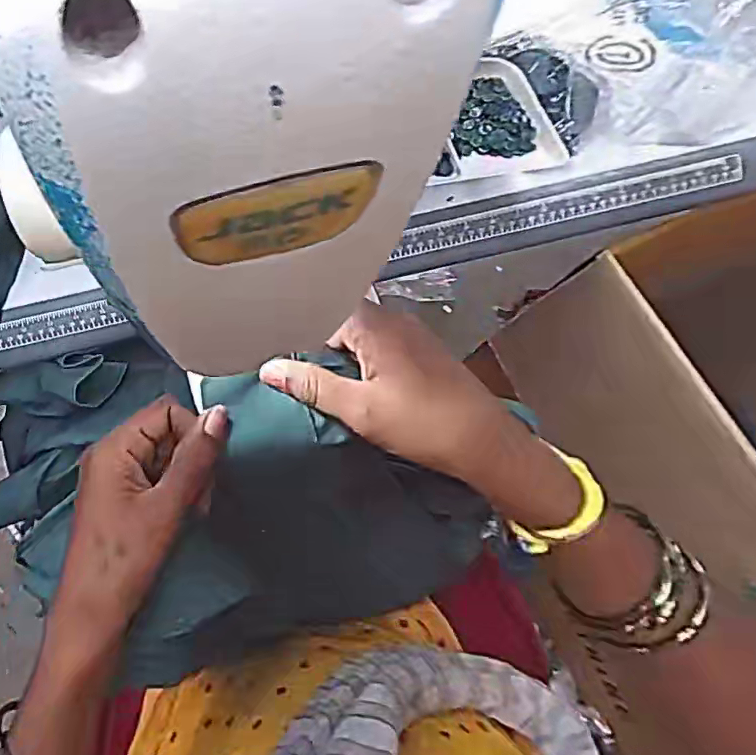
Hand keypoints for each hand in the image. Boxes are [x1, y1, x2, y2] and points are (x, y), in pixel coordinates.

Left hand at [51, 397, 228, 651]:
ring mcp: (115, 478)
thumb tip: (221, 414)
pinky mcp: (122, 499)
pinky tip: (181, 518)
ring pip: (166, 457)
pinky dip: (176, 493)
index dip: (193, 432)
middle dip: (192, 459)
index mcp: (112, 447)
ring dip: (187, 479)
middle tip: (199, 498)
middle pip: (166, 431)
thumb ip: (195, 459)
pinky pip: (157, 478)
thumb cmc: (124, 563)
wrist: (92, 618)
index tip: (207, 470)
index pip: (165, 410)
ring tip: (190, 512)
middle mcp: (110, 454)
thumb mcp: (166, 507)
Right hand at [259, 300, 580, 526]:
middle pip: (341, 321)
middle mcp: (395, 320)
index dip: (298, 330)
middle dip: (317, 344)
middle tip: (293, 369)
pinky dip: (362, 361)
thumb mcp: (359, 409)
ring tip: (320, 380)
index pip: (322, 310)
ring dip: (341, 355)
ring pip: (361, 334)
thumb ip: (312, 385)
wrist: (486, 444)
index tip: (276, 349)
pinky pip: (380, 345)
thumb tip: (269, 368)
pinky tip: (356, 385)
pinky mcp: (424, 352)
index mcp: (376, 325)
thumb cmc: (422, 424)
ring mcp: (413, 334)